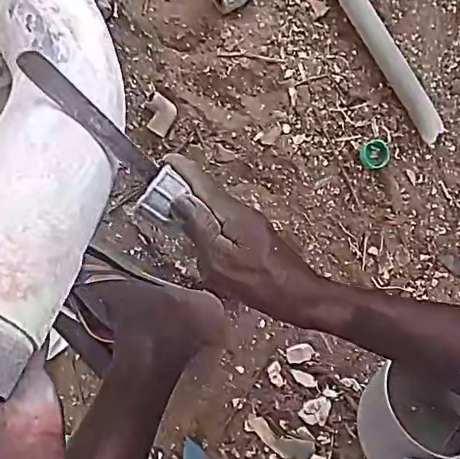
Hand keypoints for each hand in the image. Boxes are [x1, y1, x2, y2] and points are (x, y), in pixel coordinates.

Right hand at [165, 154, 333, 321]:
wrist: (300, 297)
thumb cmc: (261, 283)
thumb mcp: (222, 259)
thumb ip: (201, 229)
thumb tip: (181, 200)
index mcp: (233, 214)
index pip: (203, 184)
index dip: (183, 171)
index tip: (165, 160)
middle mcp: (243, 214)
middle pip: (209, 196)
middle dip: (186, 191)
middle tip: (160, 191)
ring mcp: (252, 226)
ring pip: (218, 213)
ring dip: (197, 211)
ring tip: (175, 216)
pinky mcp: (256, 240)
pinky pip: (226, 227)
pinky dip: (210, 228)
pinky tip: (203, 242)